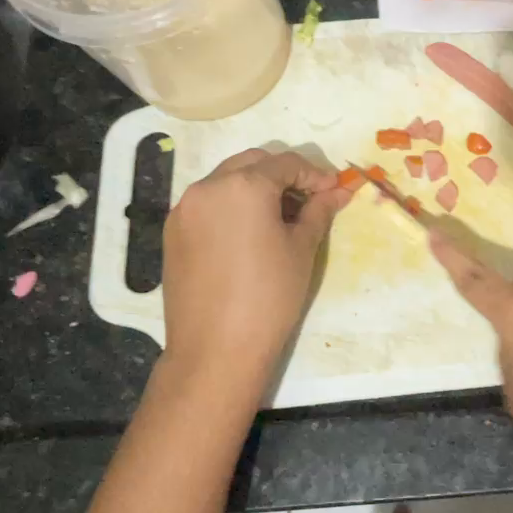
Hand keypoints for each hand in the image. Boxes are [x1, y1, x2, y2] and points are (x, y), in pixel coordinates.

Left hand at [159, 149, 352, 386]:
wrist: (216, 349)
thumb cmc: (269, 296)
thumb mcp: (302, 249)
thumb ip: (318, 211)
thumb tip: (339, 190)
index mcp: (243, 186)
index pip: (285, 163)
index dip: (314, 174)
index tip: (333, 191)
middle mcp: (208, 187)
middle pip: (252, 163)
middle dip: (283, 174)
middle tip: (308, 200)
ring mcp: (184, 209)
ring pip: (226, 181)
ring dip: (256, 188)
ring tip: (280, 217)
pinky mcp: (173, 232)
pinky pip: (208, 203)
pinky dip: (232, 206)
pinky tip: (250, 234)